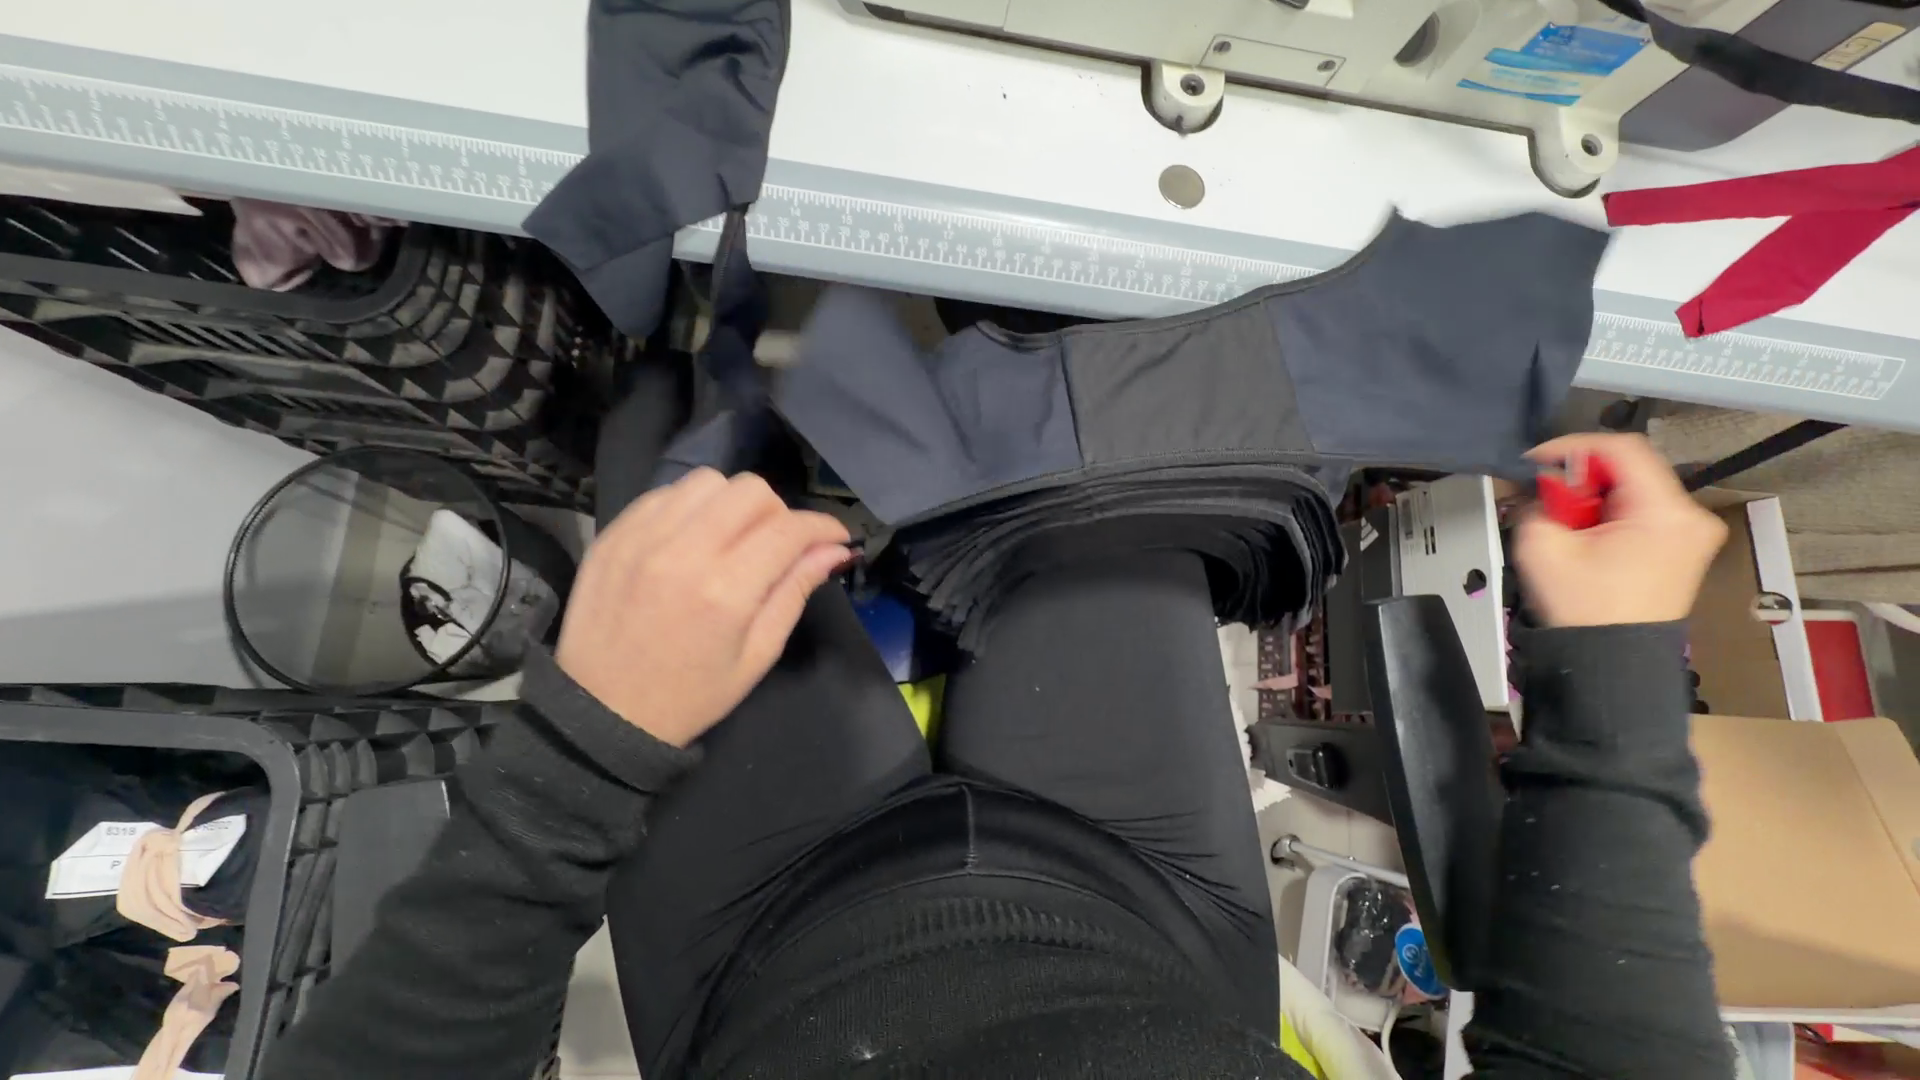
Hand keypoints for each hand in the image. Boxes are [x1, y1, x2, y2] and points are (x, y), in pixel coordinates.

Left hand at [555, 468, 851, 746]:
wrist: (601, 713)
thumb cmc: (691, 695)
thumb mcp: (757, 655)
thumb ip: (795, 591)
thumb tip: (834, 549)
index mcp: (726, 590)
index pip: (789, 529)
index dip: (822, 527)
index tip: (835, 537)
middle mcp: (683, 551)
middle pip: (751, 491)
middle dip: (778, 512)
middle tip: (776, 545)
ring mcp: (642, 537)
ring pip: (708, 482)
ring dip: (732, 504)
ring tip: (730, 539)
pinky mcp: (614, 534)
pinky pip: (665, 494)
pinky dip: (691, 508)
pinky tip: (691, 540)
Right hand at [1514, 433, 1727, 627]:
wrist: (1614, 657)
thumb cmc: (1585, 608)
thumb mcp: (1542, 547)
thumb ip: (1538, 504)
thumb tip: (1544, 487)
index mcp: (1664, 513)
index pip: (1622, 449)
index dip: (1573, 446)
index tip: (1539, 460)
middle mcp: (1689, 517)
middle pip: (1630, 468)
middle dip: (1580, 478)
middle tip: (1548, 500)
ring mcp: (1690, 532)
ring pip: (1634, 489)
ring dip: (1592, 496)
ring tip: (1564, 522)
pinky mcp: (1681, 546)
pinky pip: (1642, 510)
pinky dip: (1607, 512)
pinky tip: (1584, 534)